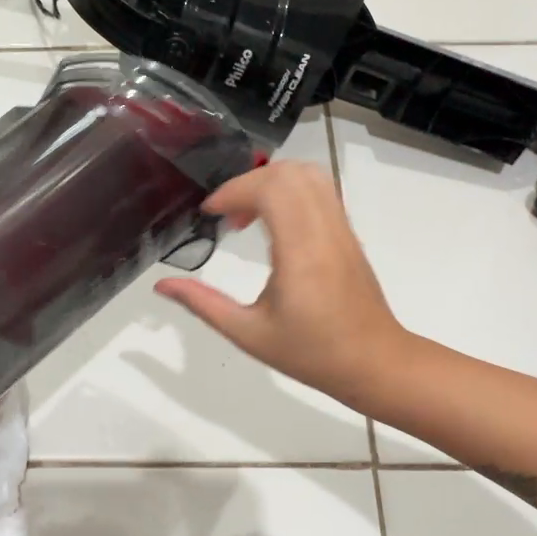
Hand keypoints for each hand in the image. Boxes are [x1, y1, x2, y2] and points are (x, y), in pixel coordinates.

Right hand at [155, 161, 413, 402]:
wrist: (374, 362)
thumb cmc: (311, 353)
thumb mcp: (248, 334)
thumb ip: (203, 304)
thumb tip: (162, 285)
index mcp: (300, 253)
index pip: (270, 190)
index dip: (234, 191)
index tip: (210, 214)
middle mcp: (325, 231)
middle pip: (289, 173)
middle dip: (248, 182)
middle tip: (226, 214)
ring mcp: (341, 228)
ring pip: (309, 174)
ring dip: (270, 182)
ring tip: (247, 214)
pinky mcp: (348, 232)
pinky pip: (321, 190)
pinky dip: (290, 191)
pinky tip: (272, 224)